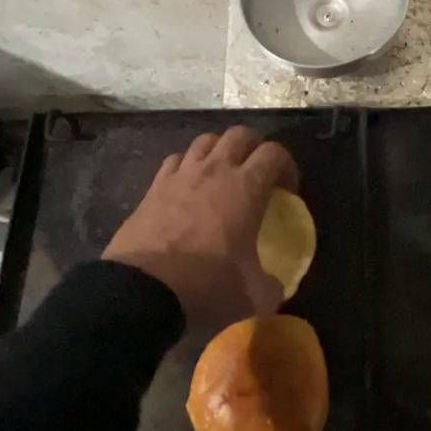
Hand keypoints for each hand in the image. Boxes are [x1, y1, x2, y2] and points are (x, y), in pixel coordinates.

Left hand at [102, 126, 297, 328]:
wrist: (143, 291)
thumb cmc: (206, 286)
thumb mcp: (253, 296)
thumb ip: (272, 286)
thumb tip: (276, 286)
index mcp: (247, 188)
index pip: (275, 153)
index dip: (287, 166)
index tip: (287, 191)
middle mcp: (215, 170)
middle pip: (240, 134)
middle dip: (254, 148)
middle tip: (257, 174)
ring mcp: (181, 175)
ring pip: (205, 141)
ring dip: (219, 151)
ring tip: (222, 175)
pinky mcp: (154, 187)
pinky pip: (176, 160)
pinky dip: (187, 166)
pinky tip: (188, 186)